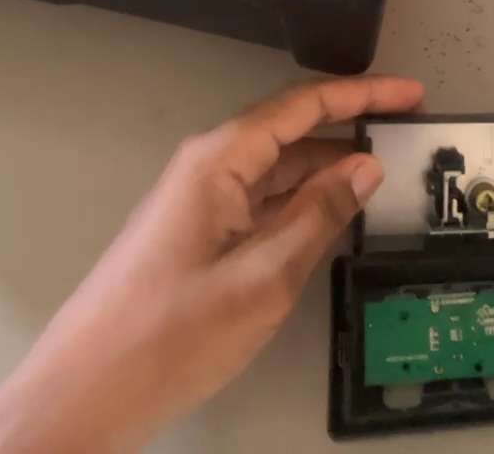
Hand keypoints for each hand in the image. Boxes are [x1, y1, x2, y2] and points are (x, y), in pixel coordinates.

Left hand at [0, 74, 424, 453]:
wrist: (82, 399)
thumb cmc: (172, 333)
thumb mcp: (263, 276)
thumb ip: (320, 214)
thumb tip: (366, 167)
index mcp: (222, 158)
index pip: (304, 105)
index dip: (363, 94)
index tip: (411, 94)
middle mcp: (212, 166)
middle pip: (293, 131)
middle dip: (351, 128)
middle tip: (407, 132)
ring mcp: (204, 201)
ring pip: (280, 168)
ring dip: (330, 168)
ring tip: (384, 174)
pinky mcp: (201, 232)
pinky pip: (264, 200)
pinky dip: (304, 201)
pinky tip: (335, 215)